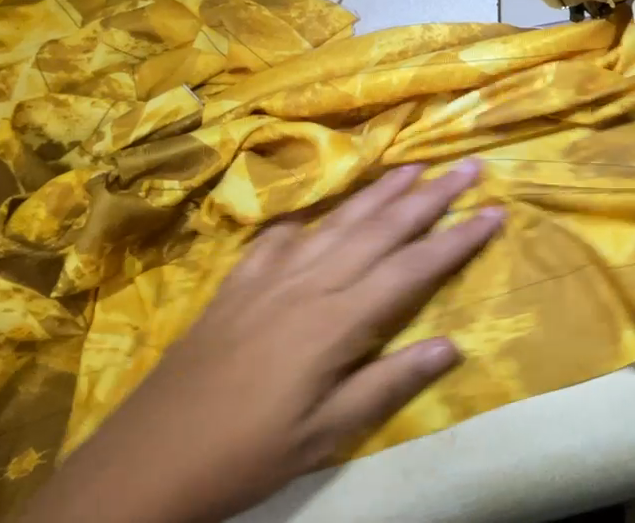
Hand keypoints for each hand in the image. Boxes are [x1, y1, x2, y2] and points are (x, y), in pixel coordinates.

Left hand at [19, 162, 503, 522]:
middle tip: (470, 165)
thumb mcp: (326, 434)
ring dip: (380, 191)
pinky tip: (315, 212)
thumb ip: (389, 384)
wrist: (138, 469)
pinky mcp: (234, 288)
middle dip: (431, 195)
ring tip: (414, 166)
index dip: (459, 238)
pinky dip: (304, 218)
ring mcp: (268, 281)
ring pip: (337, 222)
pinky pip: (276, 239)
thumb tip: (453, 344)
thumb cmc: (246, 454)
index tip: (496, 210)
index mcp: (337, 321)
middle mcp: (309, 286)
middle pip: (382, 228)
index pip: (414, 267)